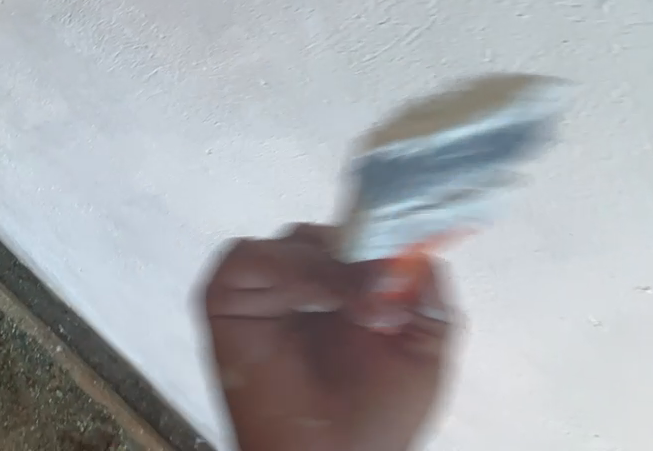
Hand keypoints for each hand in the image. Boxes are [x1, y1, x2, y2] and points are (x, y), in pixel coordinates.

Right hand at [201, 225, 455, 450]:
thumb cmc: (373, 417)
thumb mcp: (421, 358)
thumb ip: (428, 303)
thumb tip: (421, 250)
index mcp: (343, 294)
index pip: (353, 243)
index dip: (376, 239)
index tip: (404, 248)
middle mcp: (301, 285)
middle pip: (319, 235)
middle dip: (352, 254)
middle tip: (377, 289)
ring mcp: (261, 287)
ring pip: (288, 241)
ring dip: (323, 265)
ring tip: (348, 307)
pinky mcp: (224, 293)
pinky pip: (247, 255)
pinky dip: (283, 269)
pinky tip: (310, 301)